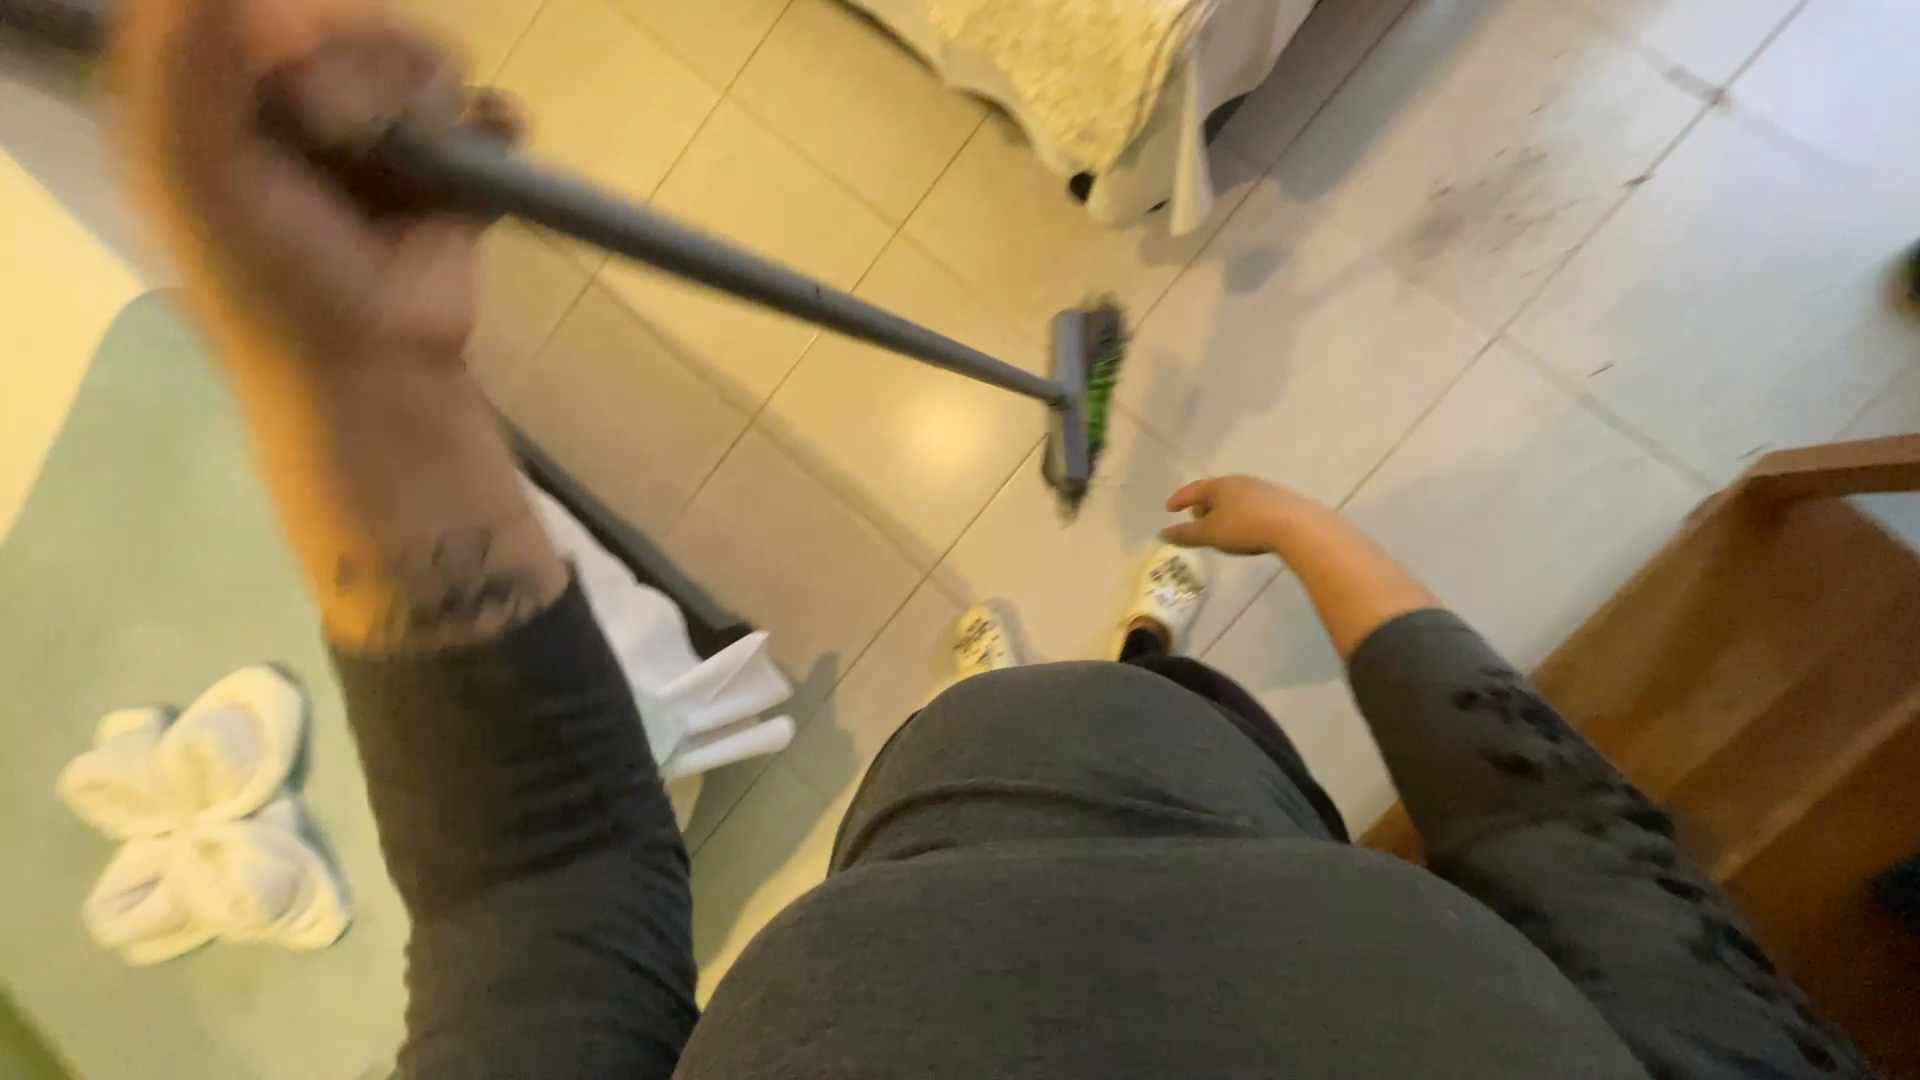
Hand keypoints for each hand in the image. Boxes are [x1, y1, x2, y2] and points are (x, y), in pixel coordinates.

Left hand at [113, 0, 521, 373]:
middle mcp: (306, 105)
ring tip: (427, 151)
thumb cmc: (271, 276)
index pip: (269, 9)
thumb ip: (185, 52)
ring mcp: (387, 144)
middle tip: (353, 136)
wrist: (376, 364)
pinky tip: (495, 136)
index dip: (301, 31)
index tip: (307, 99)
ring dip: (434, 98)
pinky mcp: (455, 182)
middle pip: (358, 27)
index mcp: (225, 90)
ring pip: (425, 64)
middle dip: (368, 72)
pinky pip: (485, 121)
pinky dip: (497, 122)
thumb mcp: (186, 161)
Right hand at [1160, 475, 1317, 555]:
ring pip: (1233, 498)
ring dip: (1222, 511)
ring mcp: (1261, 489)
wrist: (1297, 526)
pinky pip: (1250, 505)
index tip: (1169, 508)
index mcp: (1219, 486)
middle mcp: (1239, 482)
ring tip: (1219, 527)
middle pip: (1214, 492)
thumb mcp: (1210, 534)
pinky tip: (1245, 528)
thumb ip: (1185, 534)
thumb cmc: (1245, 527)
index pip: (1192, 489)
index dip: (1179, 499)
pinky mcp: (1279, 500)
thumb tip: (1163, 533)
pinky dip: (1240, 514)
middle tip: (1194, 520)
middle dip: (1201, 505)